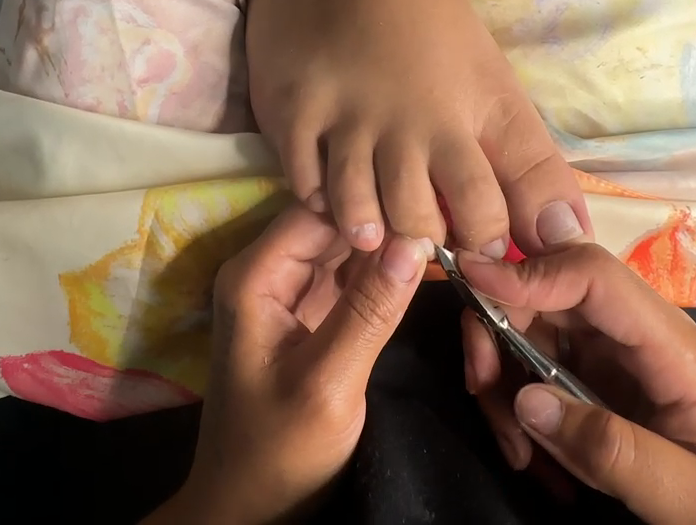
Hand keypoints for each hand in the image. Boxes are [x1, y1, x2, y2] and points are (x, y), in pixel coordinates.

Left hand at [150, 205, 428, 524]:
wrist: (248, 507)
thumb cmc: (278, 450)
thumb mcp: (328, 383)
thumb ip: (369, 311)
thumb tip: (414, 241)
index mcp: (255, 275)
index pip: (318, 210)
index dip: (371, 202)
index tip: (429, 202)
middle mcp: (267, 270)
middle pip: (331, 221)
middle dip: (384, 217)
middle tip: (447, 213)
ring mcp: (288, 290)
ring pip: (343, 245)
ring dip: (387, 242)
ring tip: (444, 228)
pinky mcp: (310, 312)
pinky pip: (348, 274)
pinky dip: (382, 269)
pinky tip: (423, 260)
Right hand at [246, 0, 590, 259]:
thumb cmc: (423, 5)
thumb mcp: (492, 76)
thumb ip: (528, 160)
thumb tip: (566, 236)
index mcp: (466, 115)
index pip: (488, 218)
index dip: (486, 243)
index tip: (475, 239)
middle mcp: (407, 125)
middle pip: (420, 225)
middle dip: (426, 240)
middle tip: (418, 229)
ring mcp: (342, 119)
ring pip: (361, 217)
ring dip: (373, 227)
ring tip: (376, 221)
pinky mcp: (289, 112)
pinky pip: (304, 188)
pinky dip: (321, 199)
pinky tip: (331, 184)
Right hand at [458, 244, 695, 523]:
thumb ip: (621, 455)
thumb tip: (529, 401)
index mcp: (682, 352)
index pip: (596, 276)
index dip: (530, 270)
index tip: (470, 278)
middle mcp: (646, 342)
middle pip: (551, 297)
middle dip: (501, 331)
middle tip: (481, 389)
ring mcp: (622, 364)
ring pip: (534, 333)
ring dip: (505, 379)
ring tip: (515, 451)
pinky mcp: (604, 390)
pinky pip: (539, 375)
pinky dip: (519, 407)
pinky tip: (532, 458)